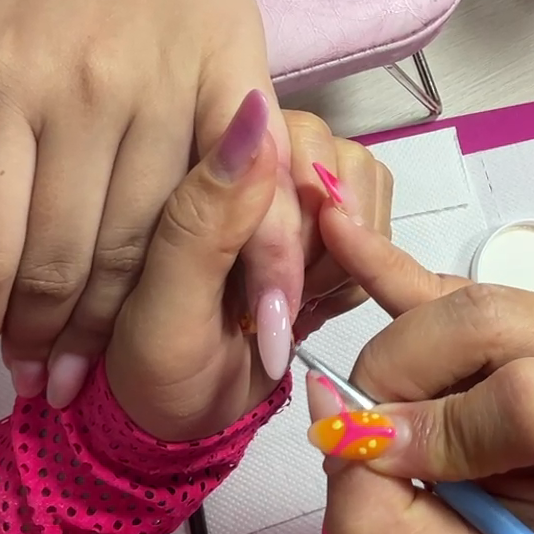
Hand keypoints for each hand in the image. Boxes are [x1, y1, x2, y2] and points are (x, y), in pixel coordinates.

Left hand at [0, 0, 308, 397]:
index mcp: (2, 78)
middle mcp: (87, 91)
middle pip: (67, 255)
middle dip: (46, 336)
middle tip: (42, 381)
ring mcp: (172, 91)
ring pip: (149, 242)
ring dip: (119, 322)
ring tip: (98, 370)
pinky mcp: (242, 85)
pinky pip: (245, 195)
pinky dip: (249, 266)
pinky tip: (244, 326)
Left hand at [104, 101, 391, 439]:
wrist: (189, 415)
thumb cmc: (161, 369)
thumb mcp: (168, 309)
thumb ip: (203, 222)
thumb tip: (254, 119)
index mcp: (181, 159)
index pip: (268, 139)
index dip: (287, 224)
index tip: (274, 303)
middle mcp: (236, 155)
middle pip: (322, 151)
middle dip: (315, 242)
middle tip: (283, 305)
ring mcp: (283, 180)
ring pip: (356, 176)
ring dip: (341, 254)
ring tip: (299, 303)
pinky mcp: (320, 210)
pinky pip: (373, 209)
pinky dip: (356, 265)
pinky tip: (316, 302)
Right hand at [306, 211, 533, 533]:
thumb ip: (391, 533)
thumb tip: (341, 431)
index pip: (529, 399)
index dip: (441, 427)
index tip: (381, 459)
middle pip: (478, 326)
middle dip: (394, 381)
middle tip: (364, 437)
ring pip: (453, 304)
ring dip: (395, 357)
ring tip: (383, 413)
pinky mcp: (516, 295)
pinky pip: (442, 276)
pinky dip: (382, 261)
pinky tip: (338, 228)